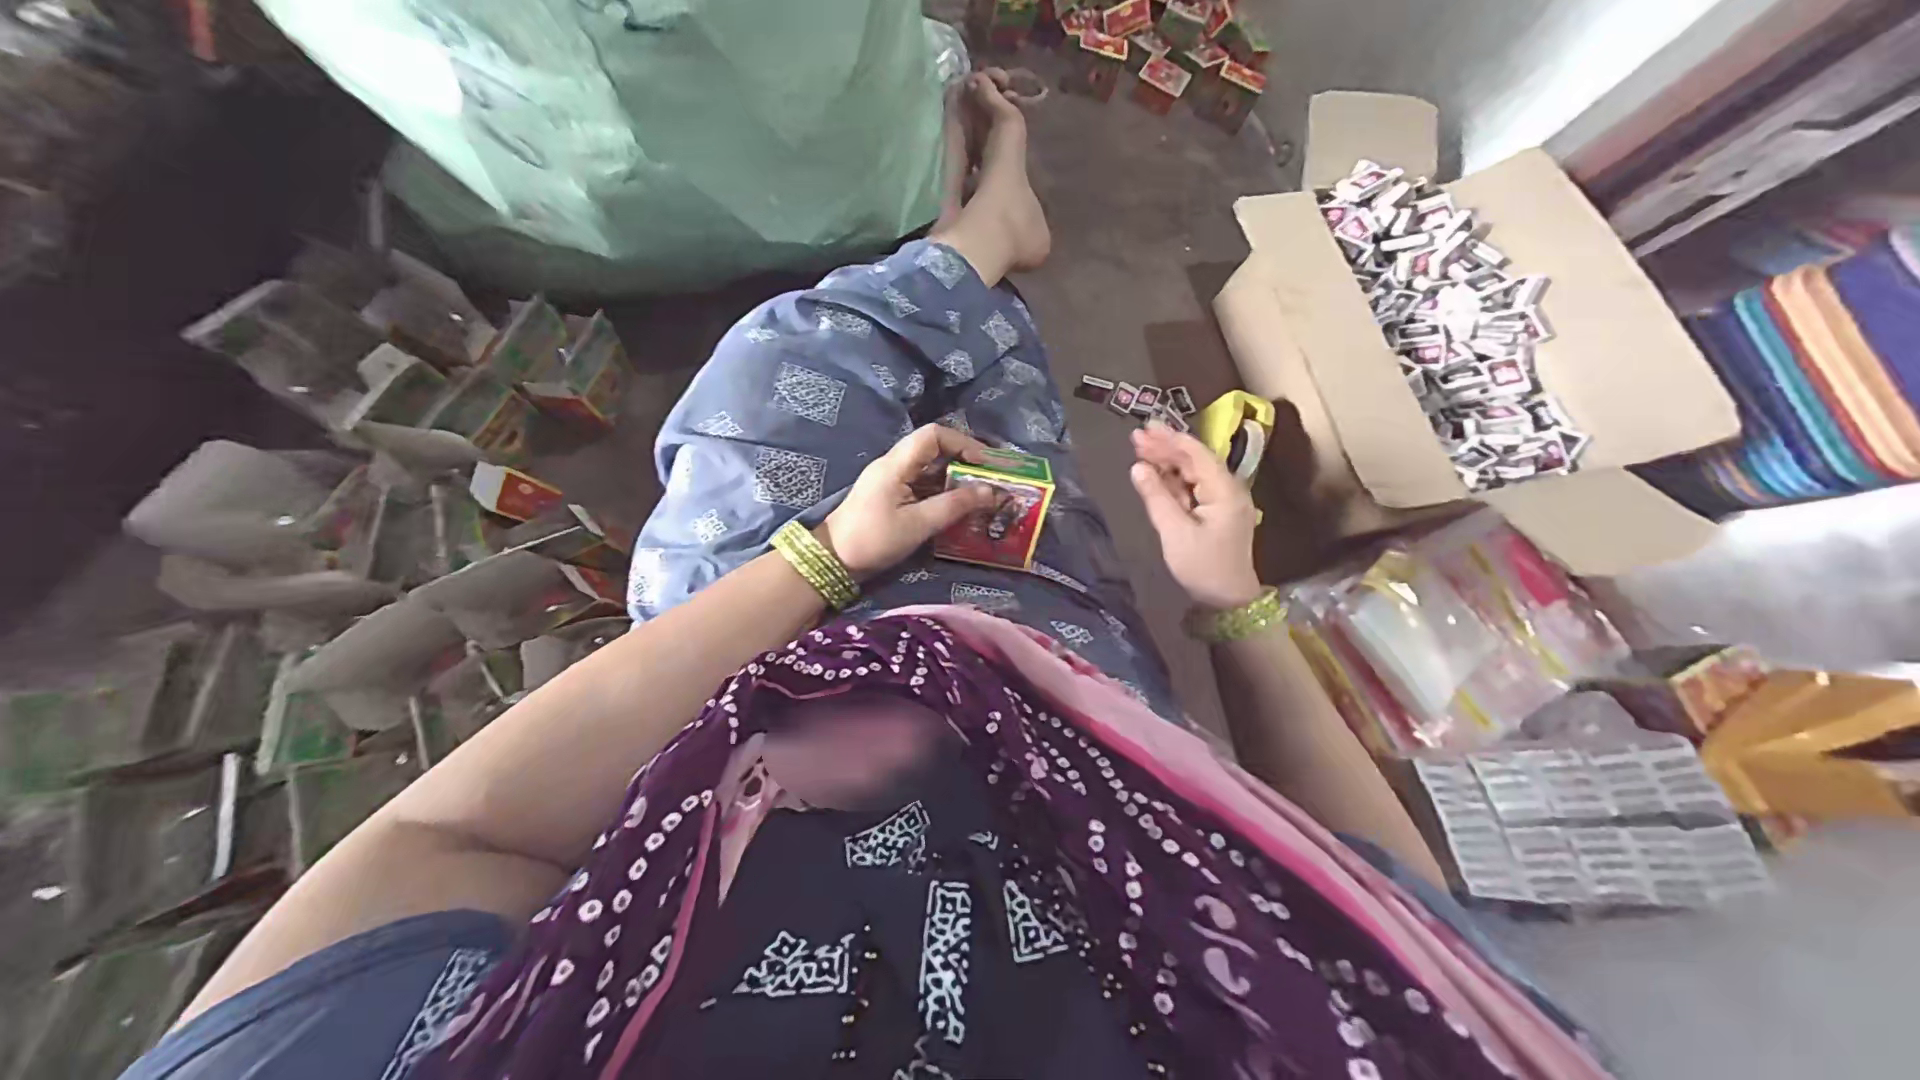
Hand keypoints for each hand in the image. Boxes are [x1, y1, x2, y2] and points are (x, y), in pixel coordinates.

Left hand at [821, 425, 997, 578]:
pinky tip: (958, 507)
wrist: (833, 560)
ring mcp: (891, 480)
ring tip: (979, 496)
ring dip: (955, 478)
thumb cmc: (873, 540)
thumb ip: (954, 506)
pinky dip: (942, 491)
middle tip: (988, 480)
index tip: (985, 464)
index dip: (963, 444)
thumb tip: (989, 492)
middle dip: (964, 461)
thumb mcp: (917, 525)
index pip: (934, 435)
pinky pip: (922, 484)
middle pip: (934, 449)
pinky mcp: (891, 495)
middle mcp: (893, 465)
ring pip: (930, 468)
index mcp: (896, 464)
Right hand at [1129, 424, 1262, 609]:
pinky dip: (1173, 479)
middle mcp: (1227, 490)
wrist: (1228, 599)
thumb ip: (1156, 497)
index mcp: (1224, 491)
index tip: (1146, 427)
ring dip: (1167, 461)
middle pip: (1194, 460)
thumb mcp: (1175, 532)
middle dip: (1166, 447)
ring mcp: (1223, 501)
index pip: (1196, 455)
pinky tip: (1155, 473)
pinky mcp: (1216, 513)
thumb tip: (1138, 467)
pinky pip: (1193, 488)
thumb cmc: (1203, 566)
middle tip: (1136, 436)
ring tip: (1140, 449)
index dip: (1170, 439)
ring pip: (1192, 473)